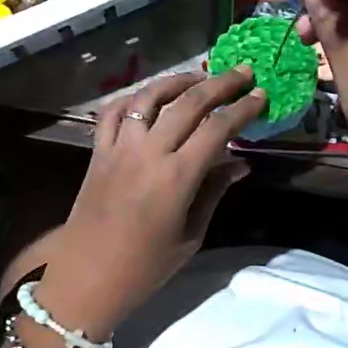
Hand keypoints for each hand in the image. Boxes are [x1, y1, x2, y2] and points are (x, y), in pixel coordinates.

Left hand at [35, 69, 266, 337]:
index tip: (260, 96)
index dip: (242, 110)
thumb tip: (240, 163)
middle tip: (241, 72)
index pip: (217, 129)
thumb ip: (214, 192)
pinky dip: (135, 97)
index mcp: (176, 177)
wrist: (87, 276)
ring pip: (149, 98)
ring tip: (199, 76)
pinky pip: (114, 112)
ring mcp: (119, 148)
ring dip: (177, 81)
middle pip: (188, 104)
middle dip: (220, 84)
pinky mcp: (98, 152)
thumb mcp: (191, 234)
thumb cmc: (146, 266)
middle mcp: (148, 153)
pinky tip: (150, 95)